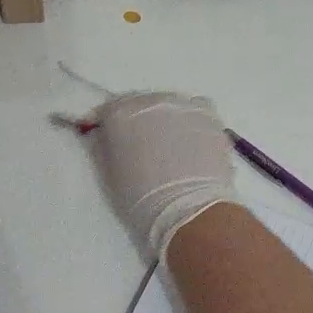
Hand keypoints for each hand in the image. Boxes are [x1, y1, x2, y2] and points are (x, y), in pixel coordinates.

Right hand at [93, 93, 236, 259]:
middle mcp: (150, 101)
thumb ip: (102, 149)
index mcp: (120, 114)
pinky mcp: (210, 116)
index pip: (107, 110)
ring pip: (169, 106)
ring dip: (165, 121)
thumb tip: (102, 137)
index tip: (109, 139)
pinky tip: (193, 140)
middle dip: (137, 122)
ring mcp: (183, 106)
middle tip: (142, 146)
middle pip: (139, 104)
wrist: (191, 212)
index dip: (108, 126)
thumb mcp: (109, 177)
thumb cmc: (143, 200)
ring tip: (171, 146)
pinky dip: (192, 121)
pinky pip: (196, 111)